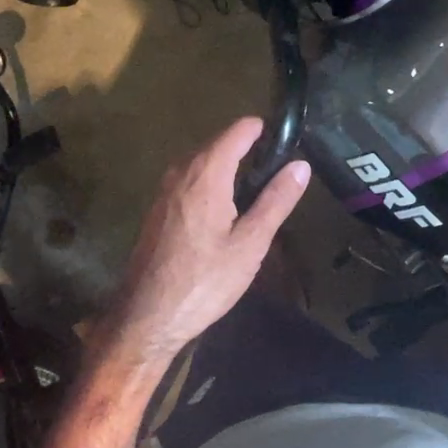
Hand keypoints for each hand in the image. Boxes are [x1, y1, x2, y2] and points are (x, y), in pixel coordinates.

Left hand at [107, 118, 310, 360]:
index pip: (240, 130)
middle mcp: (182, 170)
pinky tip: (226, 215)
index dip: (265, 131)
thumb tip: (300, 165)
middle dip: (249, 152)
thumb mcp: (250, 243)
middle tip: (278, 179)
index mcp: (207, 172)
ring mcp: (165, 187)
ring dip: (230, 169)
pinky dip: (212, 184)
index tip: (287, 144)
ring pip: (204, 161)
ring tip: (257, 197)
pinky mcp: (158, 207)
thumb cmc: (204, 281)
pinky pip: (191, 179)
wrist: (147, 317)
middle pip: (221, 143)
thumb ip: (276, 200)